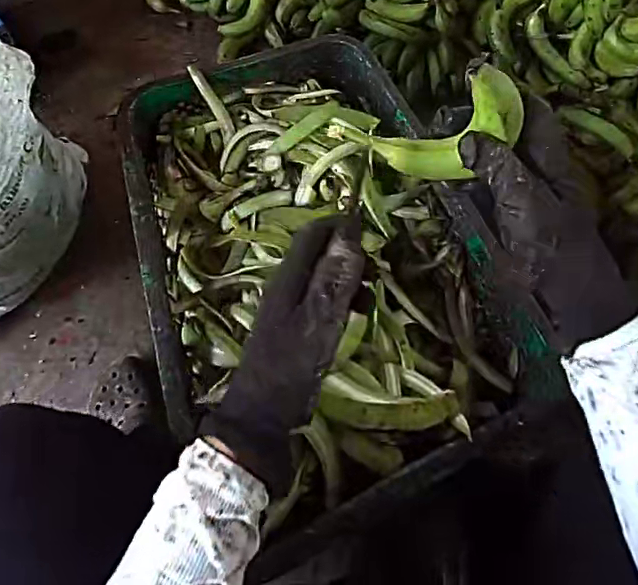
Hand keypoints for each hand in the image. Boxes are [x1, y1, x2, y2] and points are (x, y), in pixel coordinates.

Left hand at [201, 215, 364, 491]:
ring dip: (348, 276)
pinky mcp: (294, 323)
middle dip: (349, 253)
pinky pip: (321, 297)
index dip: (341, 225)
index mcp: (289, 275)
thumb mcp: (320, 318)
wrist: (261, 413)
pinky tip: (355, 314)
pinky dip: (341, 298)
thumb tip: (350, 231)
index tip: (371, 233)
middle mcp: (287, 282)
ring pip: (322, 274)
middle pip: (319, 251)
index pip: (314, 232)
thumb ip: (335, 276)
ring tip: (370, 295)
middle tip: (376, 270)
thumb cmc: (291, 364)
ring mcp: (289, 303)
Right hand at [460, 96, 637, 348]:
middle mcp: (532, 170)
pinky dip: (456, 179)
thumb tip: (467, 138)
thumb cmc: (554, 248)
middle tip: (440, 120)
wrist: (569, 304)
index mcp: (548, 159)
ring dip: (460, 148)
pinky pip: (476, 187)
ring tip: (431, 143)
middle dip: (472, 119)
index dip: (506, 89)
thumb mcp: (527, 200)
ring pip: (486, 158)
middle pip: (502, 131)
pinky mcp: (501, 217)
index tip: (474, 75)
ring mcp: (516, 193)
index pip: (531, 110)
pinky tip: (437, 176)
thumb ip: (498, 164)